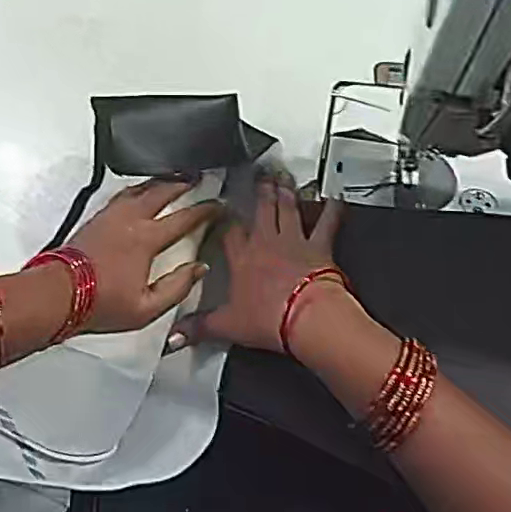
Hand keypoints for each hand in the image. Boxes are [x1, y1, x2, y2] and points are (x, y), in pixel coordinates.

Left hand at [62, 177, 220, 334]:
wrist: (60, 293)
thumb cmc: (98, 301)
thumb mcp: (147, 307)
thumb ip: (177, 287)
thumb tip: (196, 271)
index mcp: (146, 239)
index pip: (184, 218)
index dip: (205, 210)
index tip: (217, 206)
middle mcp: (129, 220)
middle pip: (162, 191)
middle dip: (183, 183)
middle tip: (197, 178)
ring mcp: (110, 216)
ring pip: (140, 188)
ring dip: (159, 181)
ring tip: (171, 178)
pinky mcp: (95, 218)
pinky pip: (122, 194)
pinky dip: (137, 187)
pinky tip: (137, 191)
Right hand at [174, 177, 346, 355]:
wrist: (307, 318)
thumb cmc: (271, 318)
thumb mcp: (228, 325)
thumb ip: (200, 327)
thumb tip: (176, 336)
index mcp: (242, 258)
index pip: (229, 231)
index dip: (225, 218)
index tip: (222, 208)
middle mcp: (266, 243)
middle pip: (262, 209)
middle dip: (260, 191)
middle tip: (260, 175)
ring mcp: (294, 241)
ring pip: (288, 208)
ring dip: (286, 191)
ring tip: (284, 176)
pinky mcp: (319, 246)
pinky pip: (326, 222)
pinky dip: (331, 208)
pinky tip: (334, 196)